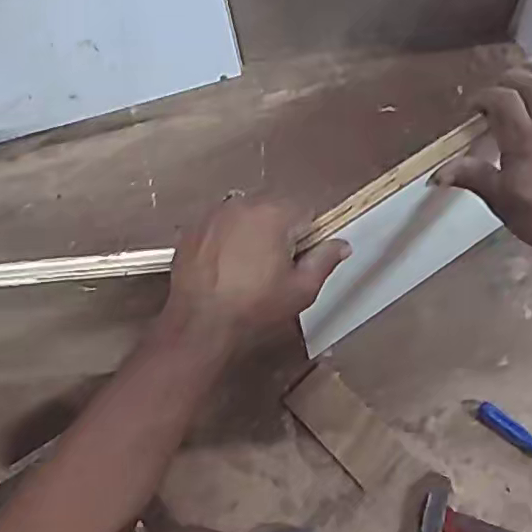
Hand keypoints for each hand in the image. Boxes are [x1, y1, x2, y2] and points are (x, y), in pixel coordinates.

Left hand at [161, 196, 350, 347]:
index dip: (307, 236)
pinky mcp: (191, 230)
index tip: (299, 257)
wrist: (199, 325)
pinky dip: (223, 241)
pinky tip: (223, 269)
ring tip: (245, 270)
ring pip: (243, 217)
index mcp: (273, 213)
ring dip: (249, 235)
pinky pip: (217, 227)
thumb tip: (340, 246)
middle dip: (277, 232)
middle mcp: (240, 205)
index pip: (305, 210)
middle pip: (272, 209)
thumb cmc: (250, 309)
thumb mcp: (300, 290)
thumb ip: (324, 261)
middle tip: (273, 268)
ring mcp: (212, 216)